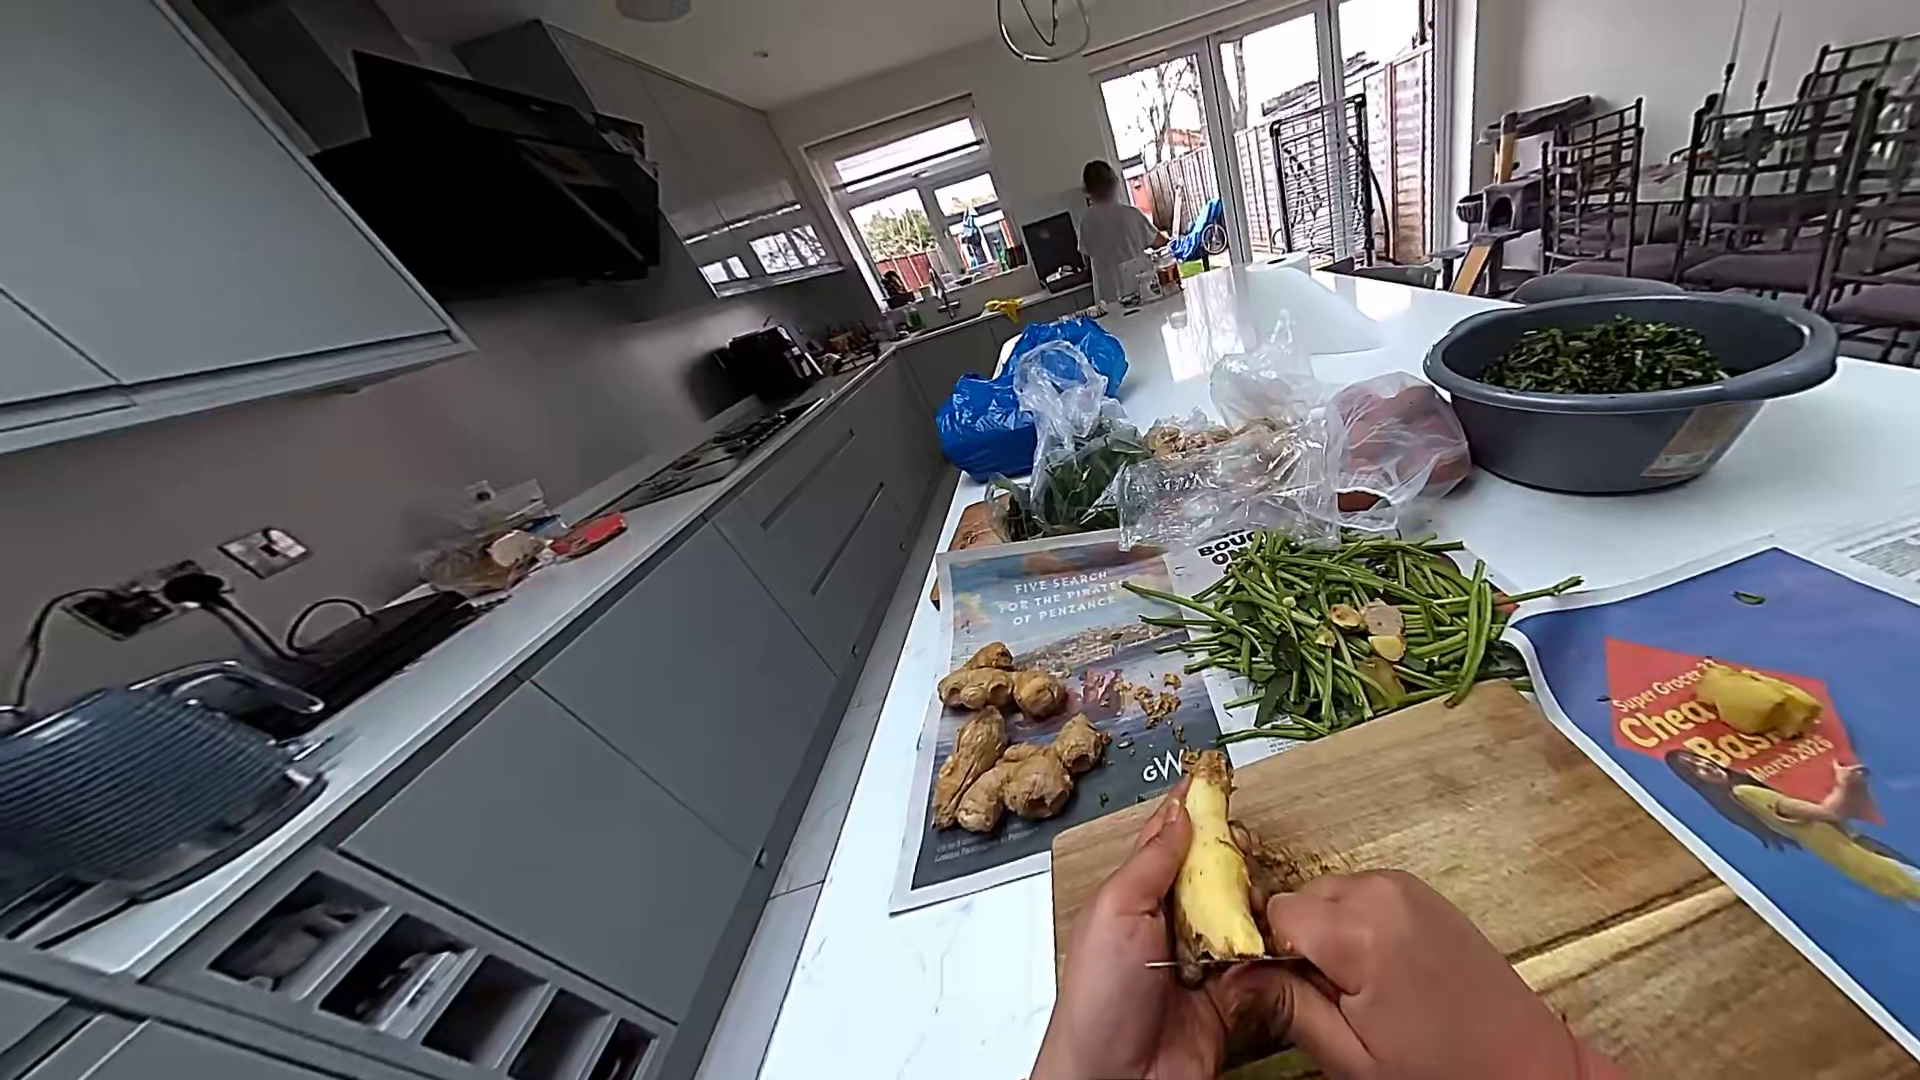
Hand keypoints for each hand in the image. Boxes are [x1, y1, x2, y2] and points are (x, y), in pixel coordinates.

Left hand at [1032, 780, 1293, 1079]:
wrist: (1119, 1078)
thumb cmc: (1101, 991)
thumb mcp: (1120, 908)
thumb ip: (1152, 862)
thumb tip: (1178, 814)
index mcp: (1132, 892)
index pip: (1163, 839)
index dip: (1186, 810)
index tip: (1209, 781)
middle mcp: (1164, 920)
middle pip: (1204, 874)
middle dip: (1226, 854)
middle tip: (1247, 834)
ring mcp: (1196, 959)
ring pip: (1232, 915)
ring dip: (1248, 900)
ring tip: (1262, 879)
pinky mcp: (1224, 1000)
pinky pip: (1254, 966)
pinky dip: (1265, 951)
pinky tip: (1276, 933)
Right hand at [1264, 870, 1628, 1079]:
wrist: (1535, 1074)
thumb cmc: (1445, 1077)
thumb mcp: (1354, 1060)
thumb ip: (1287, 1006)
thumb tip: (1232, 978)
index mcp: (1358, 930)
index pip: (1275, 913)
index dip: (1280, 953)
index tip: (1303, 988)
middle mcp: (1376, 890)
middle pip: (1300, 900)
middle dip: (1307, 941)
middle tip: (1344, 995)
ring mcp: (1398, 882)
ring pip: (1325, 894)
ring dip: (1331, 929)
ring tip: (1371, 980)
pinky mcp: (1413, 885)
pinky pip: (1356, 891)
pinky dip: (1356, 918)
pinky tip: (1386, 961)